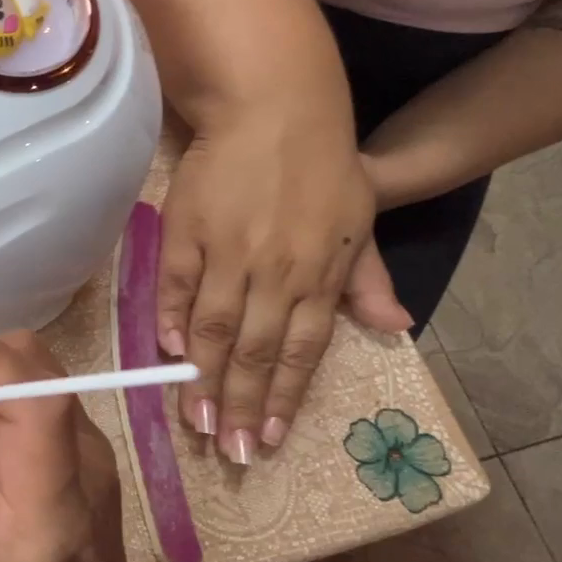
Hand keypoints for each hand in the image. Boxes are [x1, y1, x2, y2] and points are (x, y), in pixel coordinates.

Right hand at [159, 90, 409, 462]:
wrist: (272, 109)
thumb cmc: (316, 166)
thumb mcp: (359, 220)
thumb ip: (365, 277)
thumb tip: (391, 327)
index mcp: (320, 272)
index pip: (302, 349)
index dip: (285, 398)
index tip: (271, 439)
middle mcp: (277, 271)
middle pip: (256, 350)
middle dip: (244, 405)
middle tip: (231, 451)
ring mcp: (227, 253)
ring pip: (216, 328)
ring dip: (205, 378)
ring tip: (196, 421)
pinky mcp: (185, 235)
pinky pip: (177, 288)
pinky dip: (173, 321)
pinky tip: (170, 354)